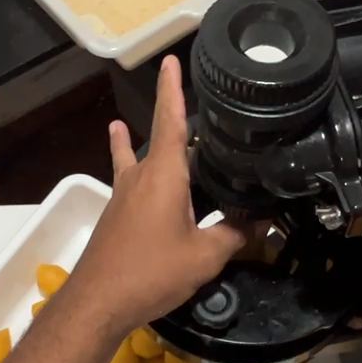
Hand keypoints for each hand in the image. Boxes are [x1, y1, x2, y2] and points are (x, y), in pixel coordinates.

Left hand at [67, 56, 246, 332]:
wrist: (98, 302)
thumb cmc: (151, 272)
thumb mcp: (204, 257)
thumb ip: (235, 236)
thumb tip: (262, 224)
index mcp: (164, 175)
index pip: (170, 120)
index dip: (172, 89)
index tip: (170, 61)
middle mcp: (140, 178)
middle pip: (156, 140)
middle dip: (171, 121)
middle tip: (192, 110)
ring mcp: (124, 197)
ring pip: (134, 162)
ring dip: (132, 144)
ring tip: (119, 127)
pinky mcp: (117, 217)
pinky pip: (131, 186)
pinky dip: (137, 178)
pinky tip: (139, 190)